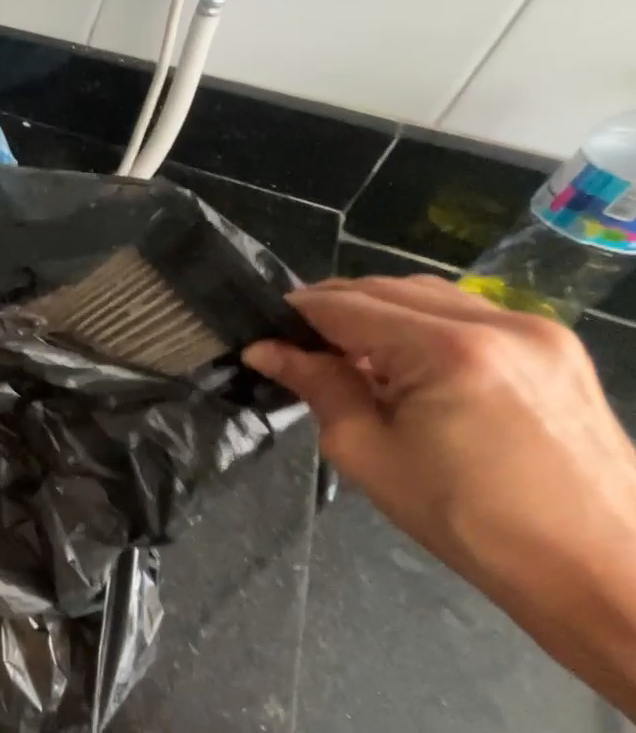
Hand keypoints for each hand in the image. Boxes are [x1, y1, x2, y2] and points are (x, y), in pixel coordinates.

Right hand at [244, 275, 635, 709]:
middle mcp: (498, 323)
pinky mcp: (559, 351)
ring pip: (426, 294)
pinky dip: (423, 325)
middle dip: (333, 312)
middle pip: (384, 289)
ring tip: (355, 360)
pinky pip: (468, 314)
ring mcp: (539, 333)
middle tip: (300, 351)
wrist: (601, 574)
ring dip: (378, 314)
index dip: (293, 316)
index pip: (342, 305)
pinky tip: (409, 367)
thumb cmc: (468, 520)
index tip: (262, 338)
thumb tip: (266, 350)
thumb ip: (316, 385)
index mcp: (447, 349)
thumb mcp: (366, 451)